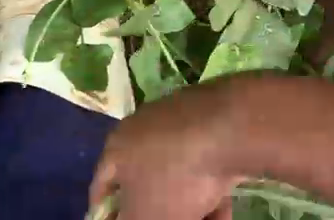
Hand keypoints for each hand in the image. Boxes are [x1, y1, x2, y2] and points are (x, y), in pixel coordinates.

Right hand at [90, 80, 242, 219]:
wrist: (231, 128)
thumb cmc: (175, 176)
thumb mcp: (143, 218)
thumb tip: (131, 215)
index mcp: (116, 148)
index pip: (101, 191)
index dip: (110, 218)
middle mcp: (143, 129)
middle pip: (144, 188)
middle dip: (158, 217)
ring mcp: (179, 124)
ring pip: (177, 182)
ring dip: (188, 213)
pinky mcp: (210, 125)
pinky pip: (201, 169)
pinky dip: (208, 194)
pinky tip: (223, 210)